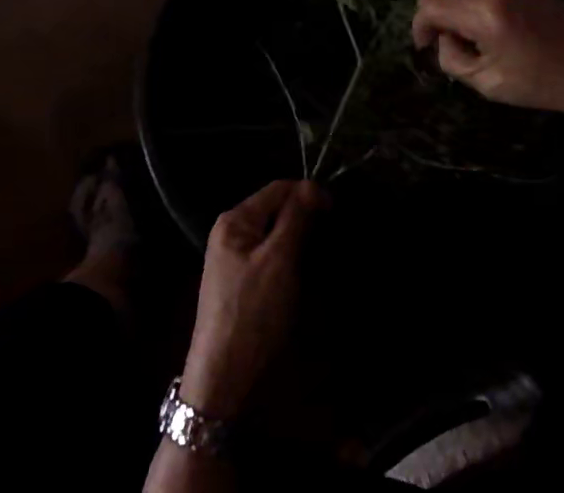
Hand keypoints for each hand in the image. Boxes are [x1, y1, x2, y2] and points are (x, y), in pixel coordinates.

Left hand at [180, 180, 326, 419]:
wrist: (225, 377)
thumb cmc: (252, 312)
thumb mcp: (278, 260)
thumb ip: (295, 219)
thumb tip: (313, 185)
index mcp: (235, 220)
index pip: (278, 188)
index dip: (308, 193)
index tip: (338, 210)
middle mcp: (233, 233)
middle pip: (277, 210)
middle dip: (306, 217)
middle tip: (335, 234)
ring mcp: (237, 259)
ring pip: (277, 235)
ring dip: (302, 240)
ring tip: (328, 252)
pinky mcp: (245, 282)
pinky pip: (273, 257)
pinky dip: (293, 259)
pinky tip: (309, 271)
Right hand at [411, 0, 563, 121]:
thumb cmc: (546, 85)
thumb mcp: (489, 84)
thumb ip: (454, 59)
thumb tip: (443, 39)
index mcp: (485, 15)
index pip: (430, 5)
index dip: (418, 26)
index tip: (424, 46)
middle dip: (427, 3)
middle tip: (437, 33)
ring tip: (459, 29)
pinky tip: (480, 23)